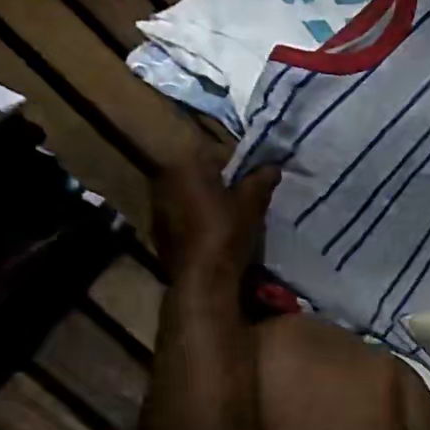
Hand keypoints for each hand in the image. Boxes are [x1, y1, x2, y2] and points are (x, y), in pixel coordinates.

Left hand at [153, 146, 279, 282]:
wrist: (201, 275)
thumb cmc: (226, 231)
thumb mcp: (251, 204)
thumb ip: (261, 180)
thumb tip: (273, 165)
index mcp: (186, 166)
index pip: (219, 155)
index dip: (243, 167)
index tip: (258, 181)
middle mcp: (164, 178)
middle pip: (202, 174)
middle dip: (224, 182)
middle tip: (247, 197)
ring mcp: (156, 204)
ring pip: (191, 193)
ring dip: (209, 199)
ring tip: (232, 215)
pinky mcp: (156, 226)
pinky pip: (182, 212)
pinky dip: (197, 215)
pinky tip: (213, 230)